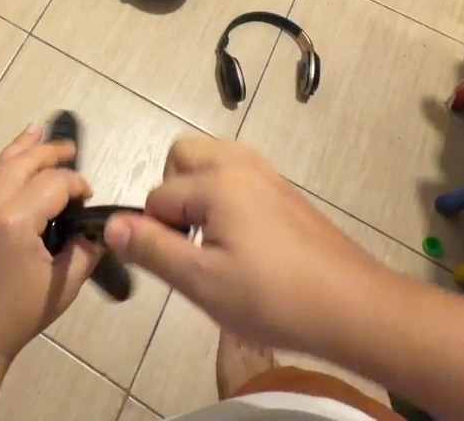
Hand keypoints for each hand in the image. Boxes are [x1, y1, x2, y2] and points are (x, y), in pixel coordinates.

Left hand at [0, 124, 101, 362]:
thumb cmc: (15, 316)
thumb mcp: (62, 288)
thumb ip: (84, 252)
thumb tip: (97, 229)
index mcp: (17, 221)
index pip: (54, 183)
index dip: (76, 184)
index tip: (87, 197)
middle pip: (25, 162)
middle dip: (52, 153)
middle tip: (71, 150)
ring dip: (19, 146)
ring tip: (38, 131)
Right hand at [102, 137, 408, 357]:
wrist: (354, 308)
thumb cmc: (274, 297)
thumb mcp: (203, 282)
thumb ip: (151, 249)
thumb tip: (109, 224)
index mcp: (215, 181)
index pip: (158, 197)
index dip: (158, 234)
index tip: (183, 268)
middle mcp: (238, 162)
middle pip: (181, 155)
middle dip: (173, 193)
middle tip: (190, 241)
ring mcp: (265, 171)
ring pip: (210, 157)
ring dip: (197, 188)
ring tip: (211, 235)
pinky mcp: (283, 187)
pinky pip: (237, 170)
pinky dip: (225, 191)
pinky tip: (242, 236)